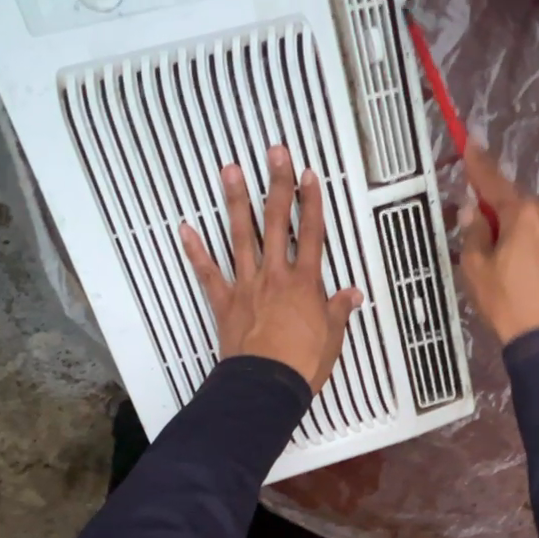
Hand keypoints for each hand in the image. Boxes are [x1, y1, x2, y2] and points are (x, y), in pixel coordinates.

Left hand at [181, 146, 360, 392]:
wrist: (268, 385)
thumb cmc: (304, 364)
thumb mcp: (331, 338)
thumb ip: (339, 311)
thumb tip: (353, 293)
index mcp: (305, 283)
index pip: (311, 235)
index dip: (312, 203)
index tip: (309, 174)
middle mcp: (276, 275)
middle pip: (277, 224)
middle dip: (277, 186)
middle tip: (274, 152)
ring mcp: (247, 286)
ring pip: (242, 237)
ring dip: (237, 202)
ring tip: (231, 169)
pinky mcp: (225, 302)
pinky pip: (209, 273)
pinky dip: (196, 252)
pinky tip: (185, 228)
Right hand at [457, 143, 538, 344]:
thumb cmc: (505, 303)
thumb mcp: (476, 269)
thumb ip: (473, 233)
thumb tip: (473, 212)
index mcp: (523, 215)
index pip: (494, 182)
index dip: (478, 164)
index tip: (468, 142)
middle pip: (516, 206)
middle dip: (497, 211)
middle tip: (478, 226)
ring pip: (534, 226)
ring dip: (516, 233)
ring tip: (501, 258)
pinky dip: (533, 250)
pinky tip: (523, 271)